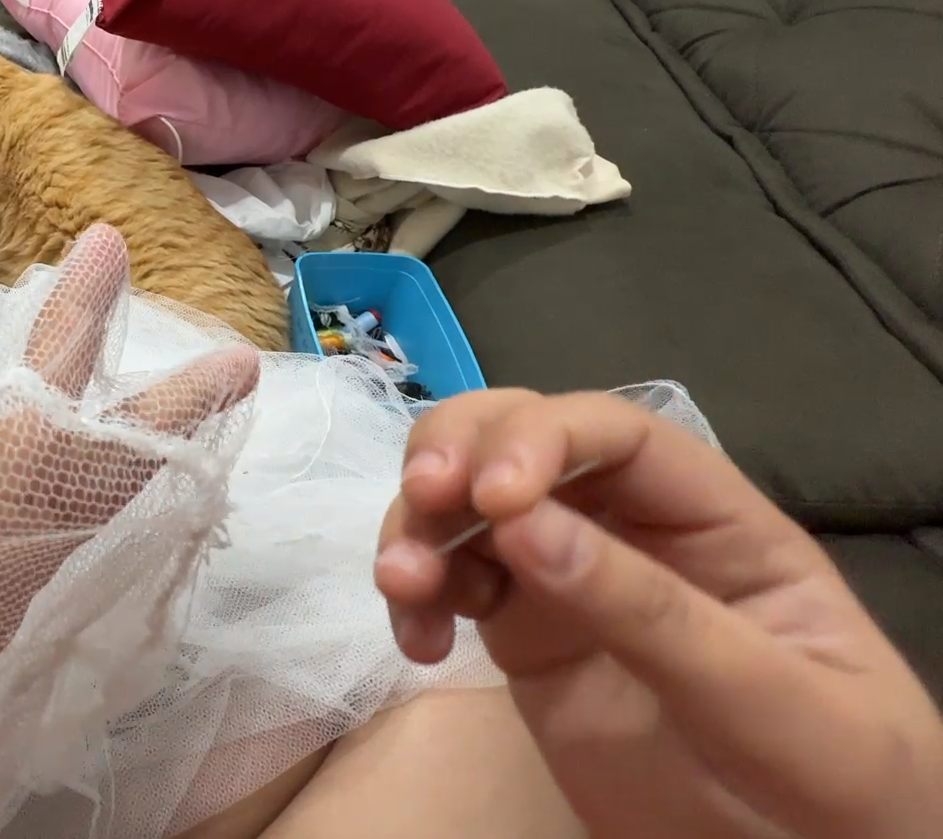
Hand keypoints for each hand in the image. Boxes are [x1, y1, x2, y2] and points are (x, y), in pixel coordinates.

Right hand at [374, 389, 942, 838]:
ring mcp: (552, 566)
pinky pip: (439, 572)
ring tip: (403, 587)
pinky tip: (416, 639)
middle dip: (451, 451)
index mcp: (706, 519)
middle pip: (512, 433)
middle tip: (422, 495)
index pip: (613, 433)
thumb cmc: (829, 799)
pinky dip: (409, 593)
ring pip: (458, 498)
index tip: (492, 498)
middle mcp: (618, 522)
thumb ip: (651, 614)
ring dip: (414, 526)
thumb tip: (520, 526)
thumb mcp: (771, 710)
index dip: (540, 438)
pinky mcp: (506, 616)